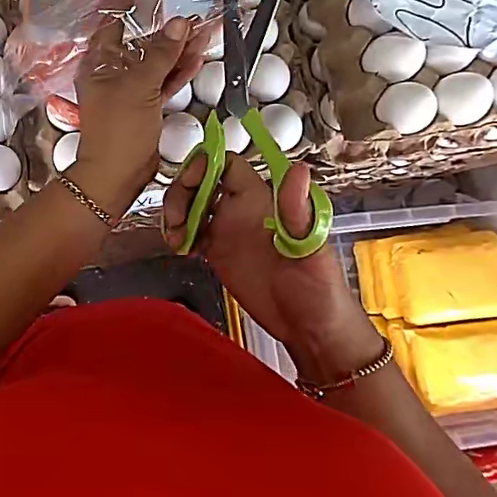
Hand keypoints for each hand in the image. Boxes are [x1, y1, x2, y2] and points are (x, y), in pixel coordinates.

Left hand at [72, 17, 204, 212]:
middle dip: (166, 31)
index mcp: (99, 64)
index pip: (113, 25)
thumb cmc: (118, 130)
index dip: (127, 6)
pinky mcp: (145, 106)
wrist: (118, 175)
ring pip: (156, 63)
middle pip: (141, 44)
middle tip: (192, 16)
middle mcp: (112, 74)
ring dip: (178, 50)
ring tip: (203, 32)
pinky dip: (179, 71)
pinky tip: (196, 58)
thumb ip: (160, 54)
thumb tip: (179, 24)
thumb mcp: (139, 86)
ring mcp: (130, 91)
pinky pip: (164, 82)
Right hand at [163, 154, 381, 382]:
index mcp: (264, 202)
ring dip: (176, 214)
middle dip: (182, 192)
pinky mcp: (221, 254)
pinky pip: (192, 232)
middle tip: (175, 219)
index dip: (205, 165)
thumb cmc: (321, 290)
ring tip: (175, 237)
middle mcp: (244, 211)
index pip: (228, 165)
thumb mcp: (311, 250)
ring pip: (193, 205)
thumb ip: (297, 211)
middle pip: (202, 181)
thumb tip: (299, 170)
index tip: (189, 184)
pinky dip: (179, 234)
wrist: (312, 332)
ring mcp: (230, 232)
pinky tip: (181, 249)